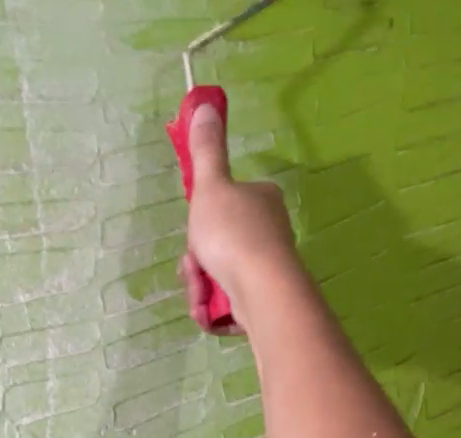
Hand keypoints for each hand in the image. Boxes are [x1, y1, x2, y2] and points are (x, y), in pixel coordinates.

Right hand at [179, 104, 298, 334]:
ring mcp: (266, 268)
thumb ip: (206, 150)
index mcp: (261, 200)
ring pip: (218, 277)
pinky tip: (210, 311)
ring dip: (200, 289)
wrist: (261, 290)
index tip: (192, 234)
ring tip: (203, 297)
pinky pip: (227, 304)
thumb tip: (205, 104)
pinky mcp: (263, 300)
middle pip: (216, 246)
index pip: (223, 206)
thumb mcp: (210, 187)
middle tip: (193, 269)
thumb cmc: (234, 234)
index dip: (201, 223)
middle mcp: (268, 232)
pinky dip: (213, 309)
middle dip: (197, 264)